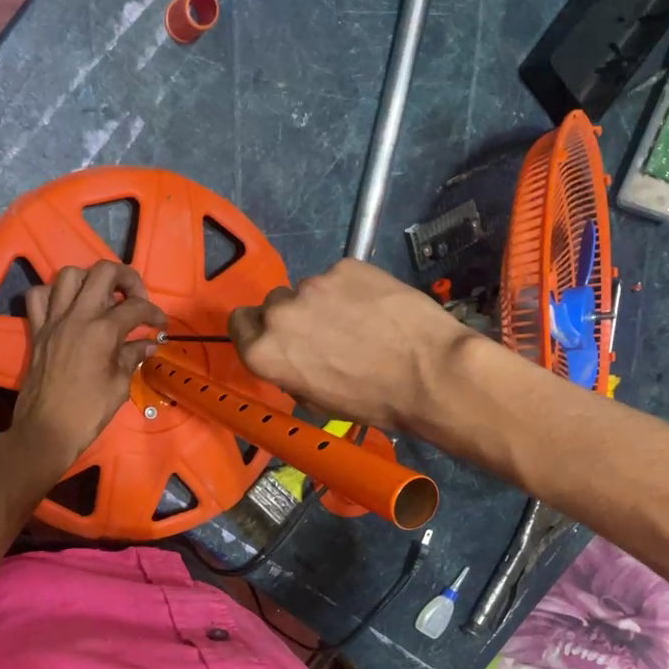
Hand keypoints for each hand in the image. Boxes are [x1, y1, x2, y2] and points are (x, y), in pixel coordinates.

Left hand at [4, 260, 164, 477]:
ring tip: (102, 298)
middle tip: (134, 297)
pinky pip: (39, 296)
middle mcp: (77, 316)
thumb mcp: (119, 386)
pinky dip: (54, 294)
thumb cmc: (87, 413)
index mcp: (102, 331)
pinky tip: (67, 308)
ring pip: (69, 274)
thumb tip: (147, 345)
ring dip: (90, 280)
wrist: (46, 430)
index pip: (136, 307)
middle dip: (126, 278)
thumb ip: (132, 357)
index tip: (160, 325)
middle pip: (103, 272)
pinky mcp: (37, 330)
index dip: (154, 313)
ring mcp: (53, 320)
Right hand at [229, 258, 488, 430]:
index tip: (280, 340)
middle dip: (293, 318)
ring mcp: (313, 285)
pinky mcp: (346, 266)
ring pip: (309, 290)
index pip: (240, 325)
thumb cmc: (371, 402)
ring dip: (324, 304)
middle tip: (325, 336)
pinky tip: (377, 310)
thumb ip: (290, 371)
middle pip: (274, 304)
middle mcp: (279, 313)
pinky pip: (340, 277)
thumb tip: (294, 356)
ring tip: (359, 325)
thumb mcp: (317, 401)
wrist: (428, 373)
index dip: (258, 332)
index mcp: (263, 351)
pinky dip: (353, 290)